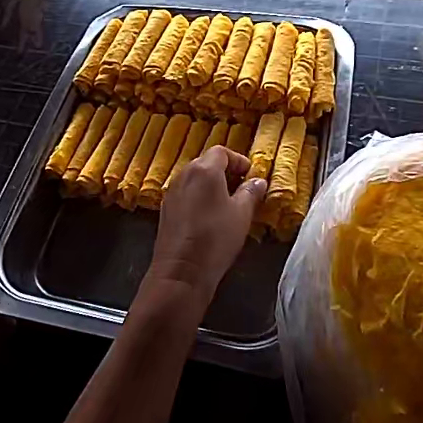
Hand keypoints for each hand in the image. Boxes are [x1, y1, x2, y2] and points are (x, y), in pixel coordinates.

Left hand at [148, 147, 264, 292]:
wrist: (181, 270)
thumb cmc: (216, 238)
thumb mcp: (242, 214)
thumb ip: (251, 192)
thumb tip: (257, 181)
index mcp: (203, 170)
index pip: (221, 152)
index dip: (238, 160)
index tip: (251, 175)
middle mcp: (183, 175)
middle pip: (205, 163)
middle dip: (225, 172)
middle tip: (242, 189)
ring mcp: (170, 193)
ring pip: (193, 179)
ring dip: (211, 185)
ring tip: (228, 204)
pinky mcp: (164, 210)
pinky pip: (185, 195)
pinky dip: (198, 198)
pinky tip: (209, 217)